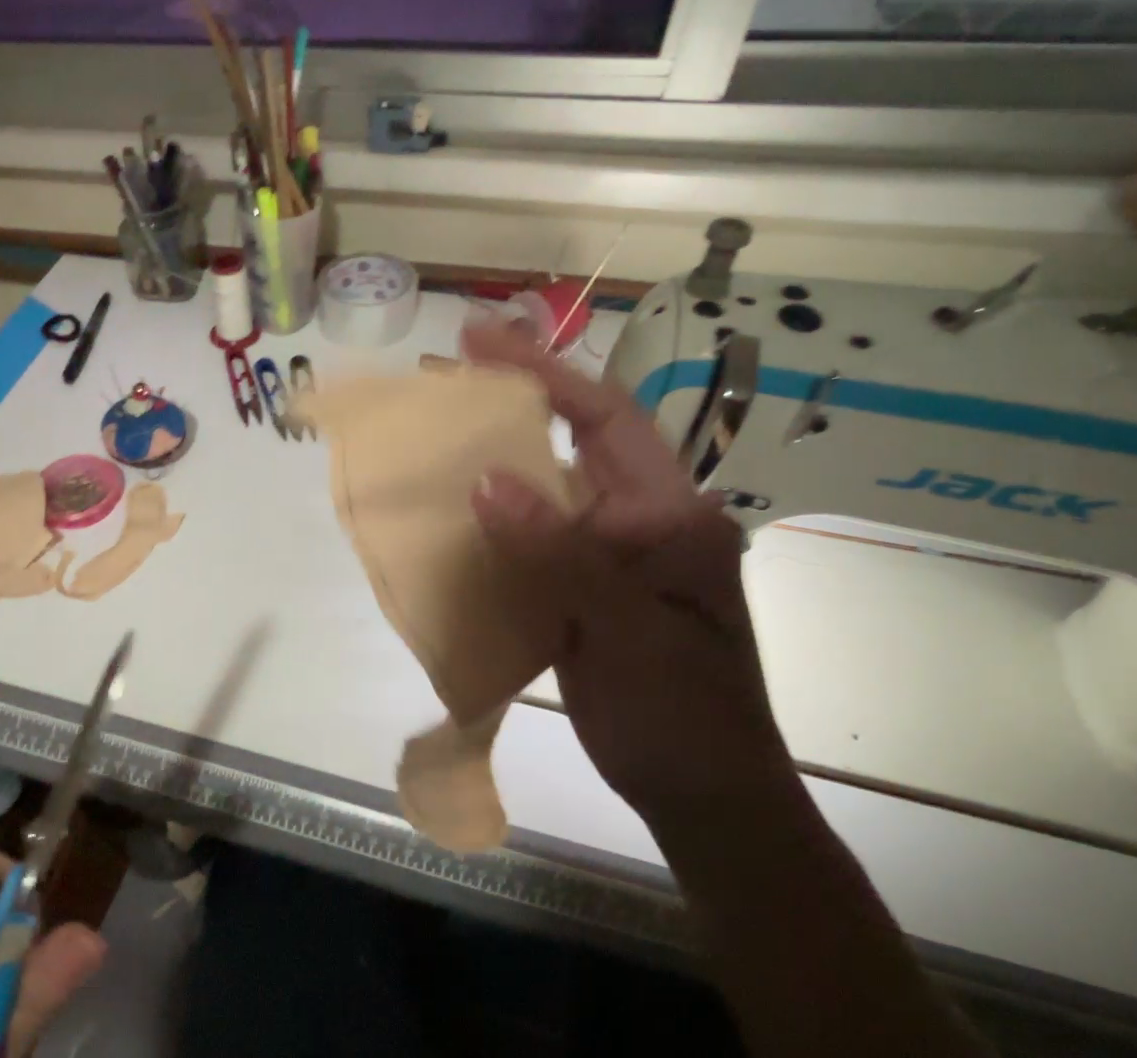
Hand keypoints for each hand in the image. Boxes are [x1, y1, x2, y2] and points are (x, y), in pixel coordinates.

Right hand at [462, 321, 795, 820]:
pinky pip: (532, 549)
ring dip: (496, 470)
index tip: (482, 341)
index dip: (545, 375)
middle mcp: (640, 524)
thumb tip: (486, 482)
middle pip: (573, 448)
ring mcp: (611, 562)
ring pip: (547, 498)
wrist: (702, 795)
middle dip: (514, 408)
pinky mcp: (582, 597)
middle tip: (445, 377)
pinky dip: (492, 532)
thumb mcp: (625, 629)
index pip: (606, 421)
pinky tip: (451, 524)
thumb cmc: (681, 711)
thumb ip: (559, 552)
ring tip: (435, 441)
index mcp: (669, 515)